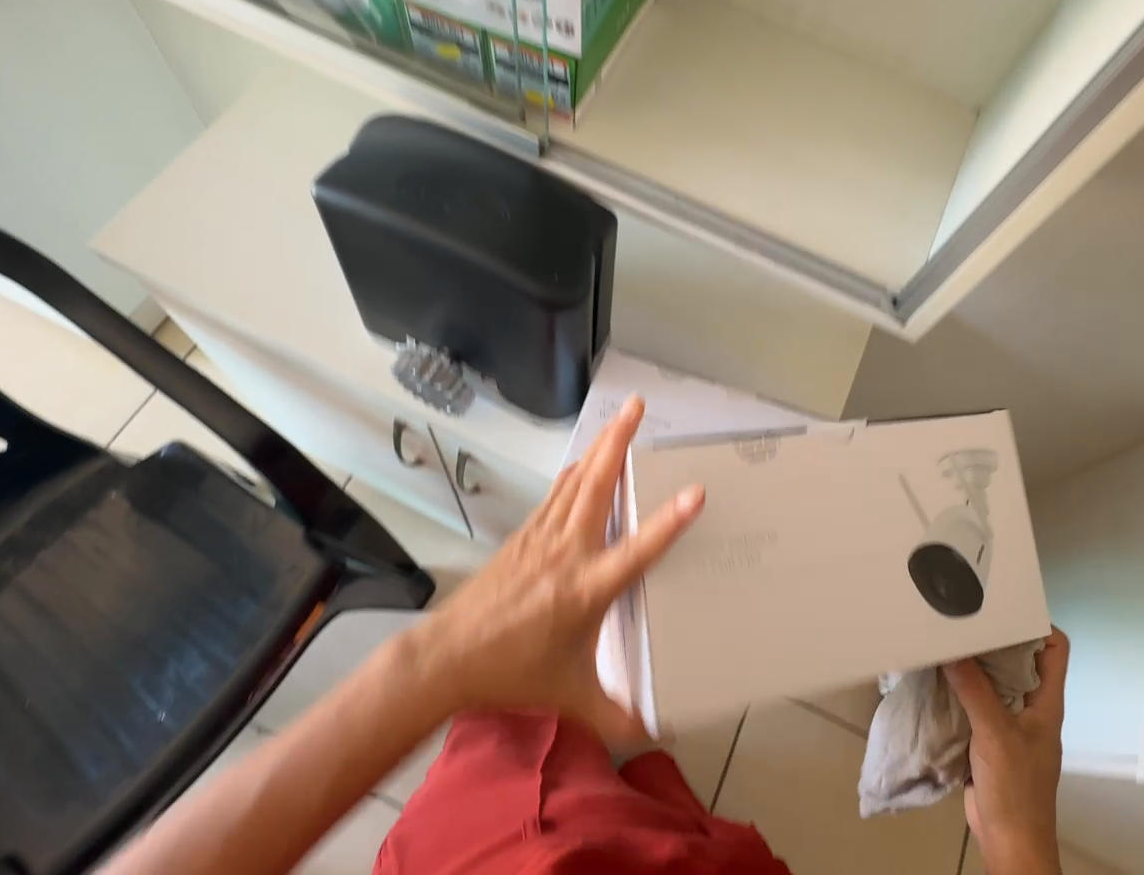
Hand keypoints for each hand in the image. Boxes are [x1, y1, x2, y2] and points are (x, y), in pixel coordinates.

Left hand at [403, 395, 703, 744]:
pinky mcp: (522, 538)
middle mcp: (567, 553)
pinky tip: (580, 463)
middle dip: (618, 442)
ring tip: (617, 421)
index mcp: (587, 589)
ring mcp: (541, 540)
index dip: (668, 522)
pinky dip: (573, 473)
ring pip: (575, 482)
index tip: (695, 491)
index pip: (637, 550)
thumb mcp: (572, 697)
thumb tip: (654, 736)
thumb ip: (616, 716)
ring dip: (597, 448)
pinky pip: (555, 496)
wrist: (448, 656)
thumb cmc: (514, 673)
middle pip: (597, 487)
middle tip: (637, 407)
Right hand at [945, 627, 1069, 872]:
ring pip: (992, 678)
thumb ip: (973, 690)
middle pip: (1018, 659)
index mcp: (1046, 702)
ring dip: (971, 661)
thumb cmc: (1016, 788)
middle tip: (962, 614)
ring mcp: (1008, 721)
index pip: (1054, 649)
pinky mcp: (986, 736)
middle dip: (993, 637)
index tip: (1000, 605)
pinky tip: (934, 674)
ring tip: (944, 636)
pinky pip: (973, 699)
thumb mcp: (995, 733)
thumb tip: (950, 647)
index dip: (1035, 623)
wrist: (1009, 839)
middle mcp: (1029, 706)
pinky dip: (957, 685)